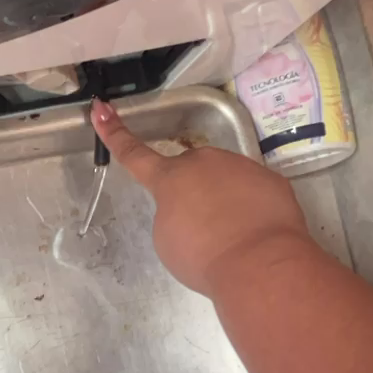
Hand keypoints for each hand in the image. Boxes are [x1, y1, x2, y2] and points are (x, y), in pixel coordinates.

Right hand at [90, 97, 314, 294]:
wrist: (260, 264)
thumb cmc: (201, 256)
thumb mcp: (167, 239)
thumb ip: (172, 212)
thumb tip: (192, 206)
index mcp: (170, 178)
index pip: (135, 154)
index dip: (115, 133)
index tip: (101, 109)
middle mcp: (203, 163)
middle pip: (191, 170)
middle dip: (192, 191)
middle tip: (200, 226)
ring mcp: (240, 167)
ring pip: (224, 178)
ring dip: (223, 199)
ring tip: (230, 234)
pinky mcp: (271, 179)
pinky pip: (253, 190)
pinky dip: (251, 208)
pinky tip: (255, 231)